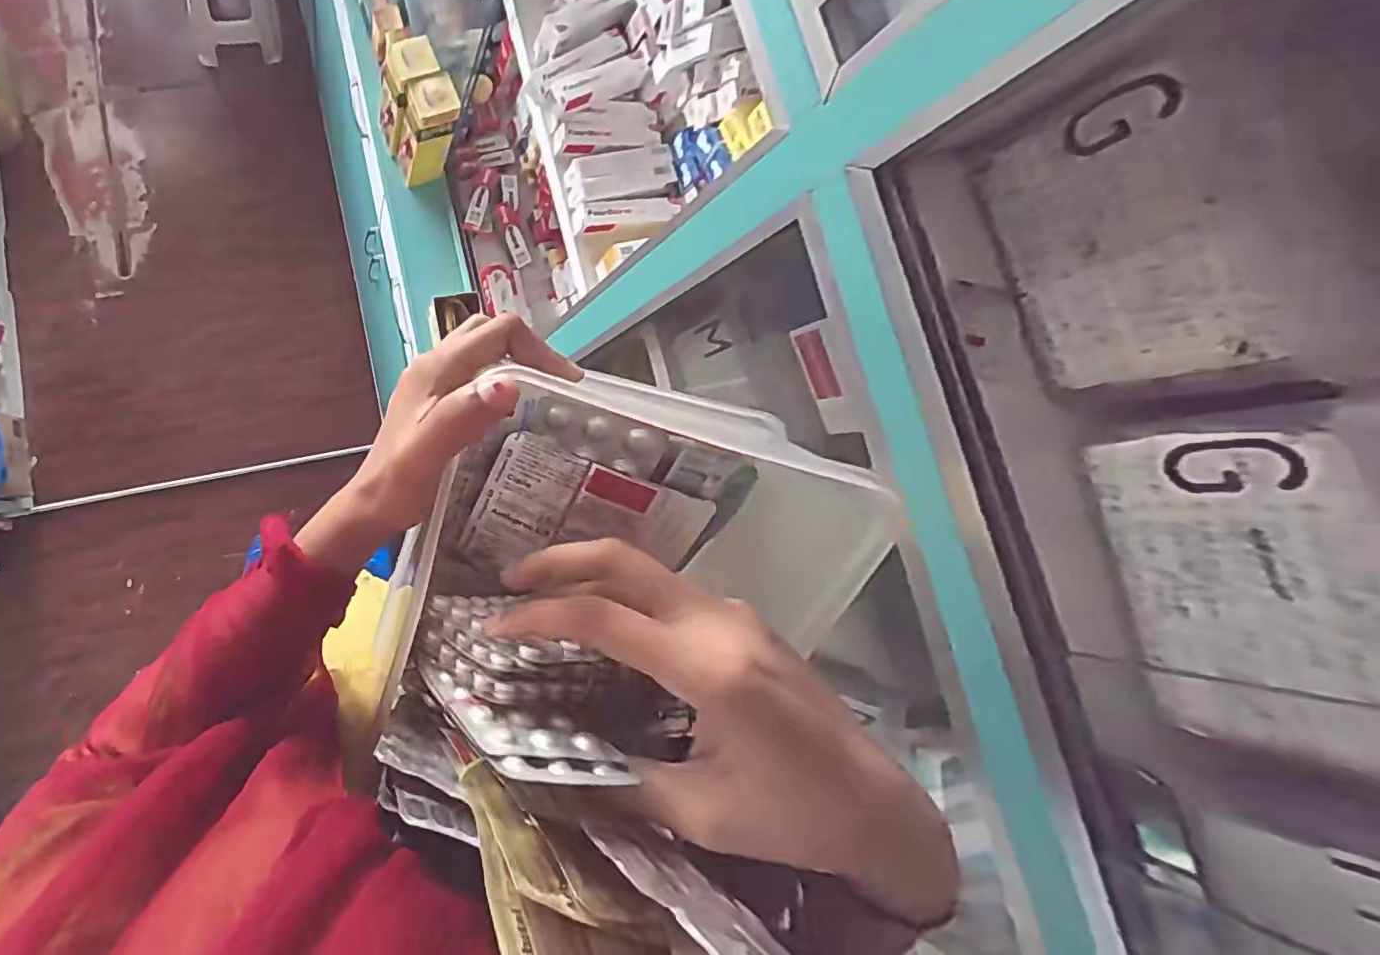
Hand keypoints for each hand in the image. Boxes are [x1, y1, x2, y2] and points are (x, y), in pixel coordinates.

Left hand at [296, 314, 580, 571]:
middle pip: (490, 332)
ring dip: (514, 362)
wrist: (371, 506)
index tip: (564, 384)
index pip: (499, 332)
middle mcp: (432, 365)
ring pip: (481, 349)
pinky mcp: (432, 398)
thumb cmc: (399, 485)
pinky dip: (498, 379)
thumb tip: (509, 383)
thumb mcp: (431, 451)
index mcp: (435, 370)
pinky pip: (473, 372)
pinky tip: (510, 411)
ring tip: (539, 396)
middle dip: (529, 351)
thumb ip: (464, 414)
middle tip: (554, 387)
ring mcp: (430, 381)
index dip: (538, 350)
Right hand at [488, 539, 959, 927]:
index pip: (601, 618)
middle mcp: (716, 621)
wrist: (883, 808)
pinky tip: (603, 621)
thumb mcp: (700, 814)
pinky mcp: (737, 619)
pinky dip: (619, 593)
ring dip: (586, 572)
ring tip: (543, 596)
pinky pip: (665, 591)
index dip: (538, 616)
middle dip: (557, 561)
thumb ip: (624, 778)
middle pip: (622, 560)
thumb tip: (560, 760)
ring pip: (643, 569)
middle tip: (510, 582)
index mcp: (706, 668)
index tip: (496, 627)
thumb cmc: (796, 818)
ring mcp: (730, 613)